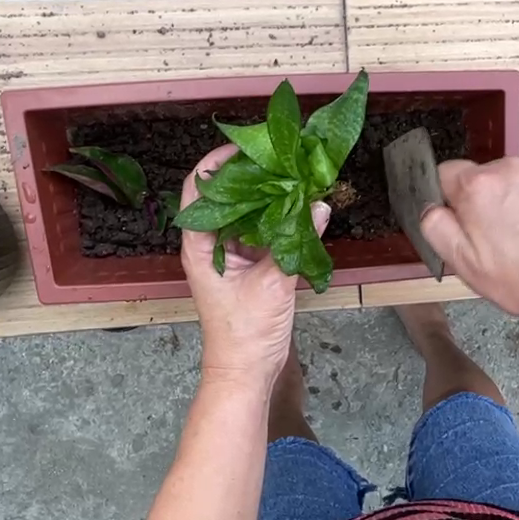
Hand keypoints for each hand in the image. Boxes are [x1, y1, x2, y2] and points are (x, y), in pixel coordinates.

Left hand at [179, 145, 329, 392]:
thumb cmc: (244, 334)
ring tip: (295, 177)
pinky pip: (265, 237)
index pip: (199, 190)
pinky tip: (304, 210)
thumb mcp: (272, 284)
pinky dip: (282, 223)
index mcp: (201, 246)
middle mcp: (213, 246)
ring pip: (249, 217)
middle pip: (227, 198)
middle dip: (252, 177)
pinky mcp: (252, 270)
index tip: (245, 147)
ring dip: (270, 199)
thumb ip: (295, 243)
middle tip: (280, 157)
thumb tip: (319, 207)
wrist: (246, 372)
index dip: (217, 164)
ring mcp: (233, 258)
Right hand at [422, 155, 518, 324]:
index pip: (446, 174)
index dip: (451, 200)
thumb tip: (430, 208)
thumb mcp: (464, 266)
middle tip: (504, 239)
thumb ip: (437, 229)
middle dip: (490, 202)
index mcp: (477, 188)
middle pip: (487, 177)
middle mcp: (510, 168)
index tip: (463, 220)